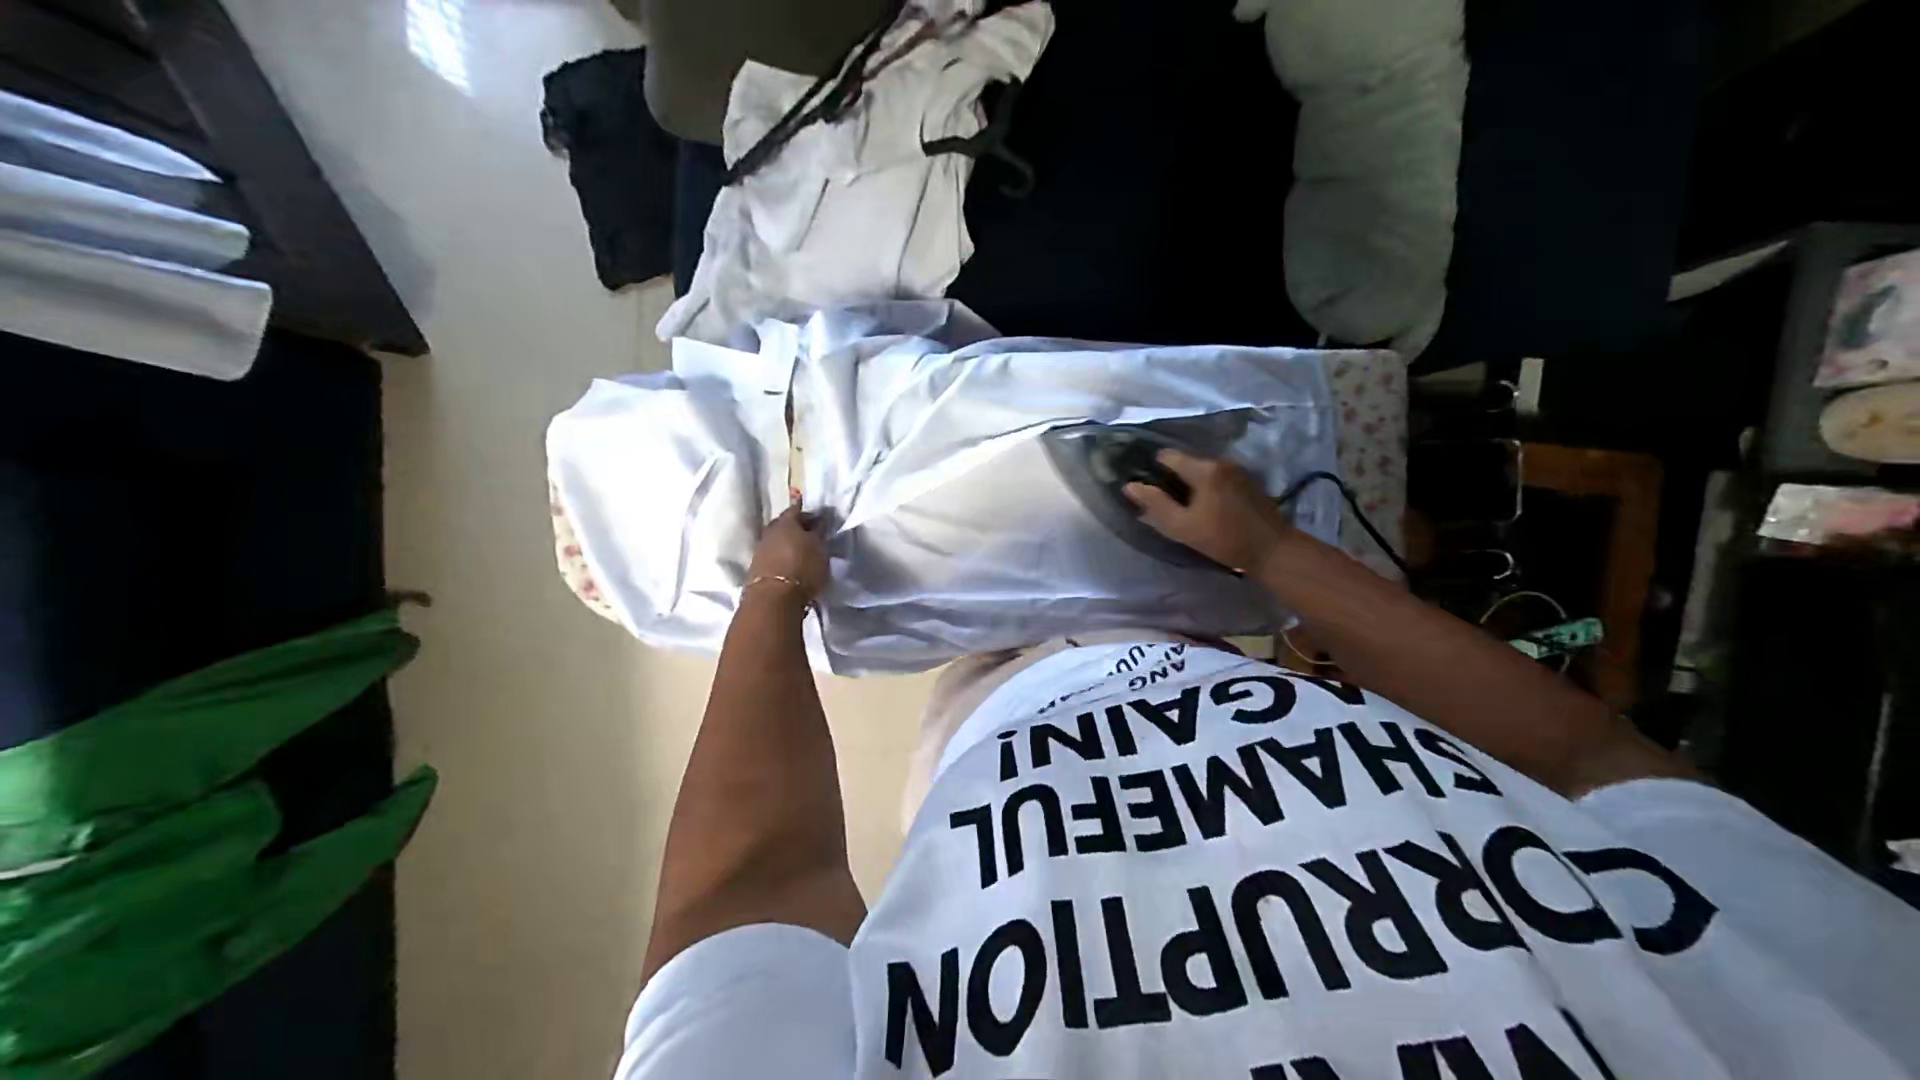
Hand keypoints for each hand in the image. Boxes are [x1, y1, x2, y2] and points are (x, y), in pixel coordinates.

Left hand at [746, 504, 828, 604]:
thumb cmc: (803, 568)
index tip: (820, 521)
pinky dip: (781, 558)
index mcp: (786, 522)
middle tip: (810, 536)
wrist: (773, 599)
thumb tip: (817, 524)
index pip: (797, 510)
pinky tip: (789, 565)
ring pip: (776, 541)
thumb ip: (818, 534)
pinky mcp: (756, 569)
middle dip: (796, 529)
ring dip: (787, 545)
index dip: (809, 514)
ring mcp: (760, 550)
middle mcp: (770, 532)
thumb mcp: (820, 549)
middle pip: (784, 525)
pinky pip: (771, 556)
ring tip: (801, 553)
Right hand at [1122, 450, 1292, 573]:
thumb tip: (1130, 485)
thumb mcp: (1182, 526)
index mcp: (1204, 469)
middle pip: (1187, 463)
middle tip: (1166, 503)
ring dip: (1192, 484)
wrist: (1272, 550)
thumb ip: (1155, 504)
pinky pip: (1219, 478)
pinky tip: (1208, 507)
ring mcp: (1239, 470)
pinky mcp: (1250, 481)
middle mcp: (1222, 462)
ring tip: (1185, 506)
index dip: (1154, 470)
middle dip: (1174, 479)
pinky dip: (1209, 487)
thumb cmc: (1223, 539)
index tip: (1148, 488)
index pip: (1168, 456)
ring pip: (1204, 471)